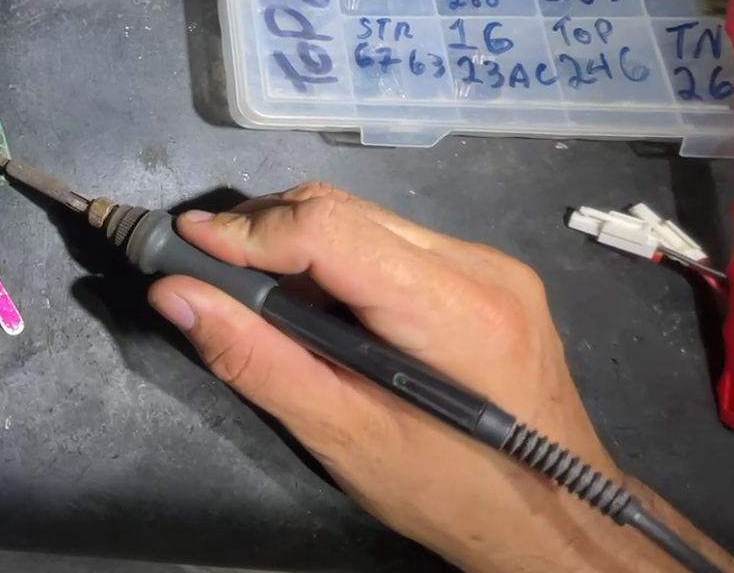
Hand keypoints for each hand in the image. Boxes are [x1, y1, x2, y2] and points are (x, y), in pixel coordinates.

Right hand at [148, 184, 733, 571]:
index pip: (327, 230)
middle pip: (332, 209)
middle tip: (204, 269)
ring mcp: (478, 260)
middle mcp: (473, 264)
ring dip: (281, 238)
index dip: (245, 231)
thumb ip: (254, 359)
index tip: (182, 244)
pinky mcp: (470, 268)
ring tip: (249, 289)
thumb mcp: (341, 435)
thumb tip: (172, 292)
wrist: (561, 524)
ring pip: (345, 212)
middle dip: (254, 230)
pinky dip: (314, 252)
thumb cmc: (452, 491)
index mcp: (453, 308)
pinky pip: (368, 231)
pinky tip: (303, 298)